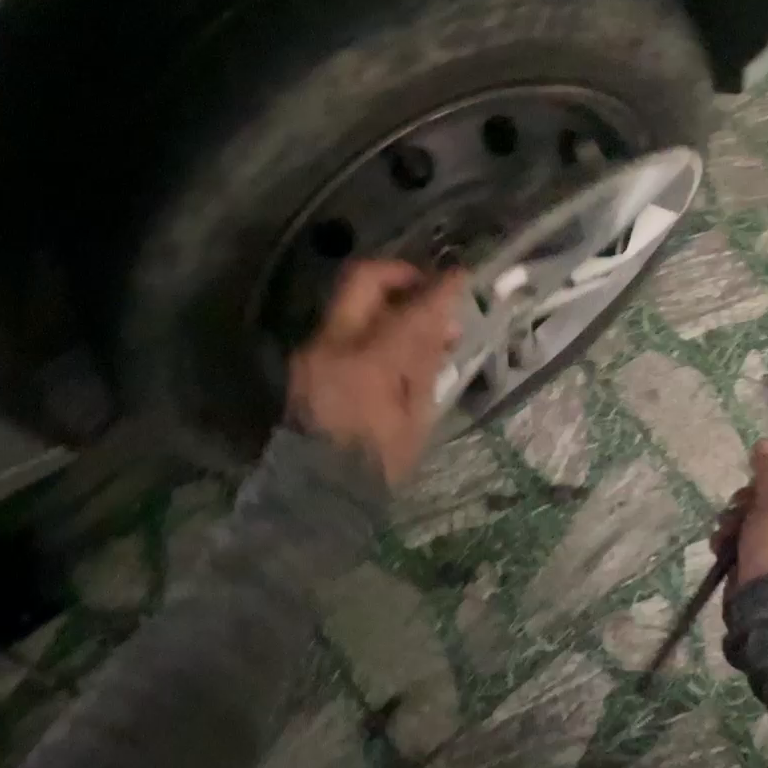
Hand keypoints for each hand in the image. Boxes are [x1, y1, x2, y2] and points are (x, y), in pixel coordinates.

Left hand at [286, 260, 464, 485]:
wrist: (318, 494)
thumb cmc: (378, 463)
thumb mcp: (415, 417)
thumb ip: (424, 360)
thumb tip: (440, 321)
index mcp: (366, 363)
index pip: (411, 311)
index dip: (441, 290)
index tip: (462, 276)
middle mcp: (332, 344)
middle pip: (362, 280)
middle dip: (399, 274)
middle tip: (427, 287)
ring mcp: (312, 350)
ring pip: (350, 301)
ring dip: (385, 300)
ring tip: (418, 325)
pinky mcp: (305, 360)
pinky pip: (341, 326)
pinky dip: (370, 324)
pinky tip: (392, 346)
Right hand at [712, 440, 767, 593]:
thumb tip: (767, 441)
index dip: (764, 480)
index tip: (750, 485)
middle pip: (761, 502)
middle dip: (741, 504)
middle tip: (735, 510)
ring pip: (744, 523)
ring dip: (729, 523)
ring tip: (723, 535)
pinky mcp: (751, 567)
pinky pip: (734, 545)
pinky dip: (724, 544)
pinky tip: (719, 548)